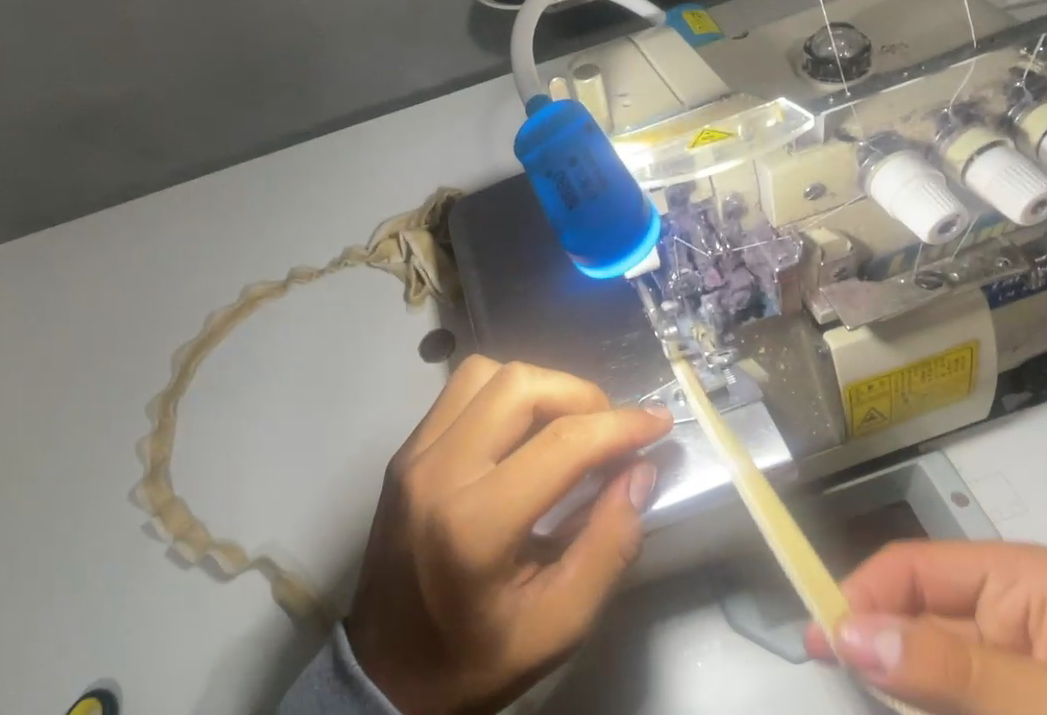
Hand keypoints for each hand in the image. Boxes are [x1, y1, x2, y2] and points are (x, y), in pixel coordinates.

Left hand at [346, 355, 672, 714]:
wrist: (387, 672)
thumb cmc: (475, 658)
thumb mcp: (558, 625)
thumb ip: (608, 545)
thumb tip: (640, 471)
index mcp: (474, 525)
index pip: (561, 444)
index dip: (621, 426)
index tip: (659, 422)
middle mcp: (437, 472)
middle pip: (519, 386)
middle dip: (580, 395)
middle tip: (610, 432)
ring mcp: (413, 455)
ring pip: (484, 374)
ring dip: (539, 387)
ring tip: (569, 426)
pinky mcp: (405, 451)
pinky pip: (460, 392)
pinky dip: (504, 395)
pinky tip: (525, 432)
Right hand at [806, 541, 1046, 714]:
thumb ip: (952, 669)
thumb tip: (843, 631)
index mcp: (1018, 581)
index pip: (908, 568)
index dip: (859, 598)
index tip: (820, 648)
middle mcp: (1006, 615)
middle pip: (908, 624)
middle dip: (875, 659)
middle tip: (842, 691)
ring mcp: (1011, 672)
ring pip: (920, 674)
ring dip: (897, 696)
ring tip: (876, 701)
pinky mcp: (1011, 708)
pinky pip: (945, 703)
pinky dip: (921, 710)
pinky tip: (907, 709)